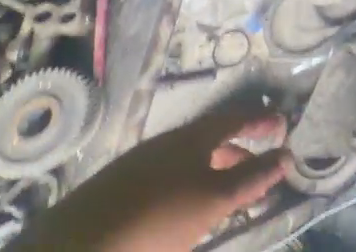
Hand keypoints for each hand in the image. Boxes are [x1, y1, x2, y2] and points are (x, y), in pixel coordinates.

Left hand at [11, 109, 289, 251]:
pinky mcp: (108, 193)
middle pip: (210, 140)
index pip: (237, 117)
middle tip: (257, 171)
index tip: (284, 128)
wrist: (67, 251)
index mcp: (191, 137)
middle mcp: (163, 144)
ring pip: (184, 161)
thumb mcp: (215, 200)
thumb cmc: (155, 219)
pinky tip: (179, 211)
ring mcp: (131, 167)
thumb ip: (254, 177)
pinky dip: (183, 186)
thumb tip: (288, 155)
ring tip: (222, 197)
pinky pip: (161, 179)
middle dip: (238, 153)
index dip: (263, 121)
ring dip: (210, 172)